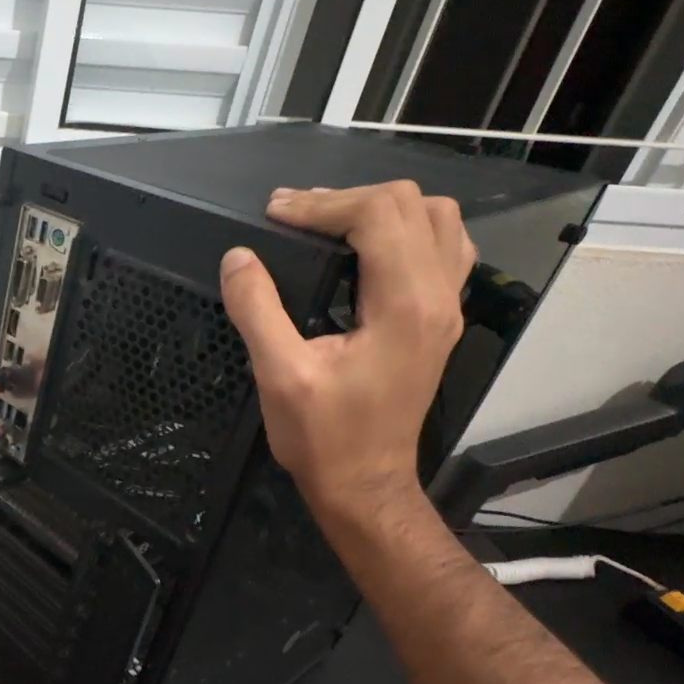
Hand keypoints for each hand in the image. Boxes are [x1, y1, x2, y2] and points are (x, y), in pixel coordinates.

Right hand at [219, 182, 474, 513]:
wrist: (364, 483)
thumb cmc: (323, 436)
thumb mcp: (279, 375)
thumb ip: (257, 309)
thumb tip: (238, 258)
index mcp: (404, 304)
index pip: (377, 215)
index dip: (320, 205)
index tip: (272, 216)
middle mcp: (438, 295)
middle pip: (410, 204)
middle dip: (345, 199)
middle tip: (289, 216)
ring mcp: (446, 306)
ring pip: (436, 219)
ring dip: (380, 209)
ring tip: (326, 222)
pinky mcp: (438, 319)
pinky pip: (441, 248)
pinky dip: (404, 231)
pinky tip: (366, 247)